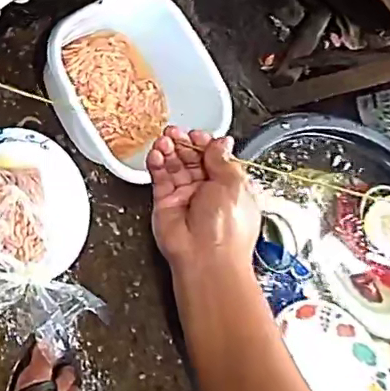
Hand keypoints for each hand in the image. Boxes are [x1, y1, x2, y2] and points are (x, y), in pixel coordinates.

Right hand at [146, 127, 260, 269]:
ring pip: (173, 165)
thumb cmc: (227, 229)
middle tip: (173, 133)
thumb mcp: (233, 185)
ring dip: (168, 150)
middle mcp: (206, 189)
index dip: (203, 143)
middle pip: (191, 158)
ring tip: (162, 141)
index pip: (214, 157)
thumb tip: (221, 142)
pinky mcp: (165, 201)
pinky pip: (158, 177)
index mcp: (229, 185)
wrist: (205, 257)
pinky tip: (155, 155)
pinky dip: (155, 164)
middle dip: (182, 143)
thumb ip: (222, 160)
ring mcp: (184, 195)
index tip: (195, 134)